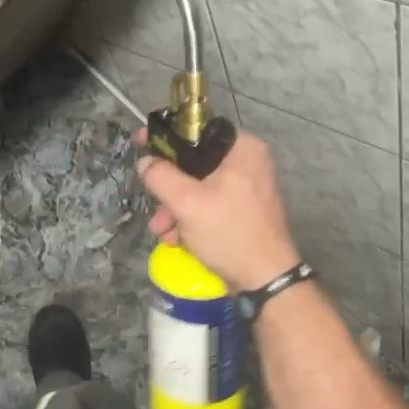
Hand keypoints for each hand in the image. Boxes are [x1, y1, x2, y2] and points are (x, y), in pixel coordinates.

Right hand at [135, 127, 301, 291]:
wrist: (265, 280)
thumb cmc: (228, 232)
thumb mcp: (187, 203)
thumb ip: (161, 176)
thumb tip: (145, 162)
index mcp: (243, 148)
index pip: (198, 128)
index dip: (167, 135)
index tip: (142, 143)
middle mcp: (249, 162)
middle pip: (196, 162)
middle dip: (170, 187)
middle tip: (154, 203)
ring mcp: (249, 188)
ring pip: (201, 187)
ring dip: (177, 208)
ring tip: (163, 231)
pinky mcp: (245, 211)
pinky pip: (212, 204)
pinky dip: (193, 218)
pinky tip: (178, 239)